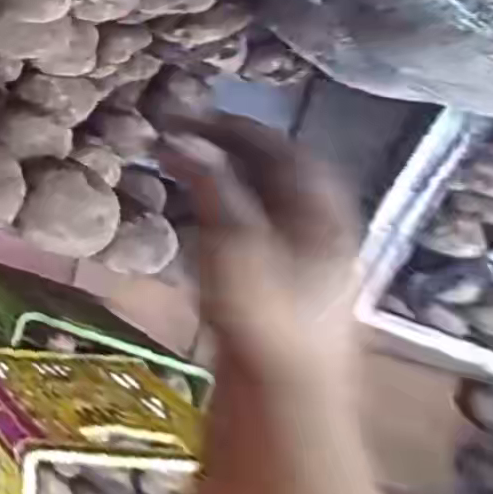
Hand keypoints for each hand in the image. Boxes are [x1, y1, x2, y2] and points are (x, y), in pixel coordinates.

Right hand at [161, 114, 363, 384]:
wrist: (281, 381)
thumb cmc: (259, 305)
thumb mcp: (233, 237)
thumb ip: (209, 182)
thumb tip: (176, 134)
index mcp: (320, 215)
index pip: (286, 150)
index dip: (238, 126)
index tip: (188, 112)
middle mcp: (319, 226)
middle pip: (275, 170)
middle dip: (224, 145)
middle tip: (174, 132)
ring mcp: (302, 251)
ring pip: (261, 192)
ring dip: (219, 169)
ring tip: (172, 160)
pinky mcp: (279, 270)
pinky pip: (249, 214)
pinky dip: (217, 195)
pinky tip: (187, 200)